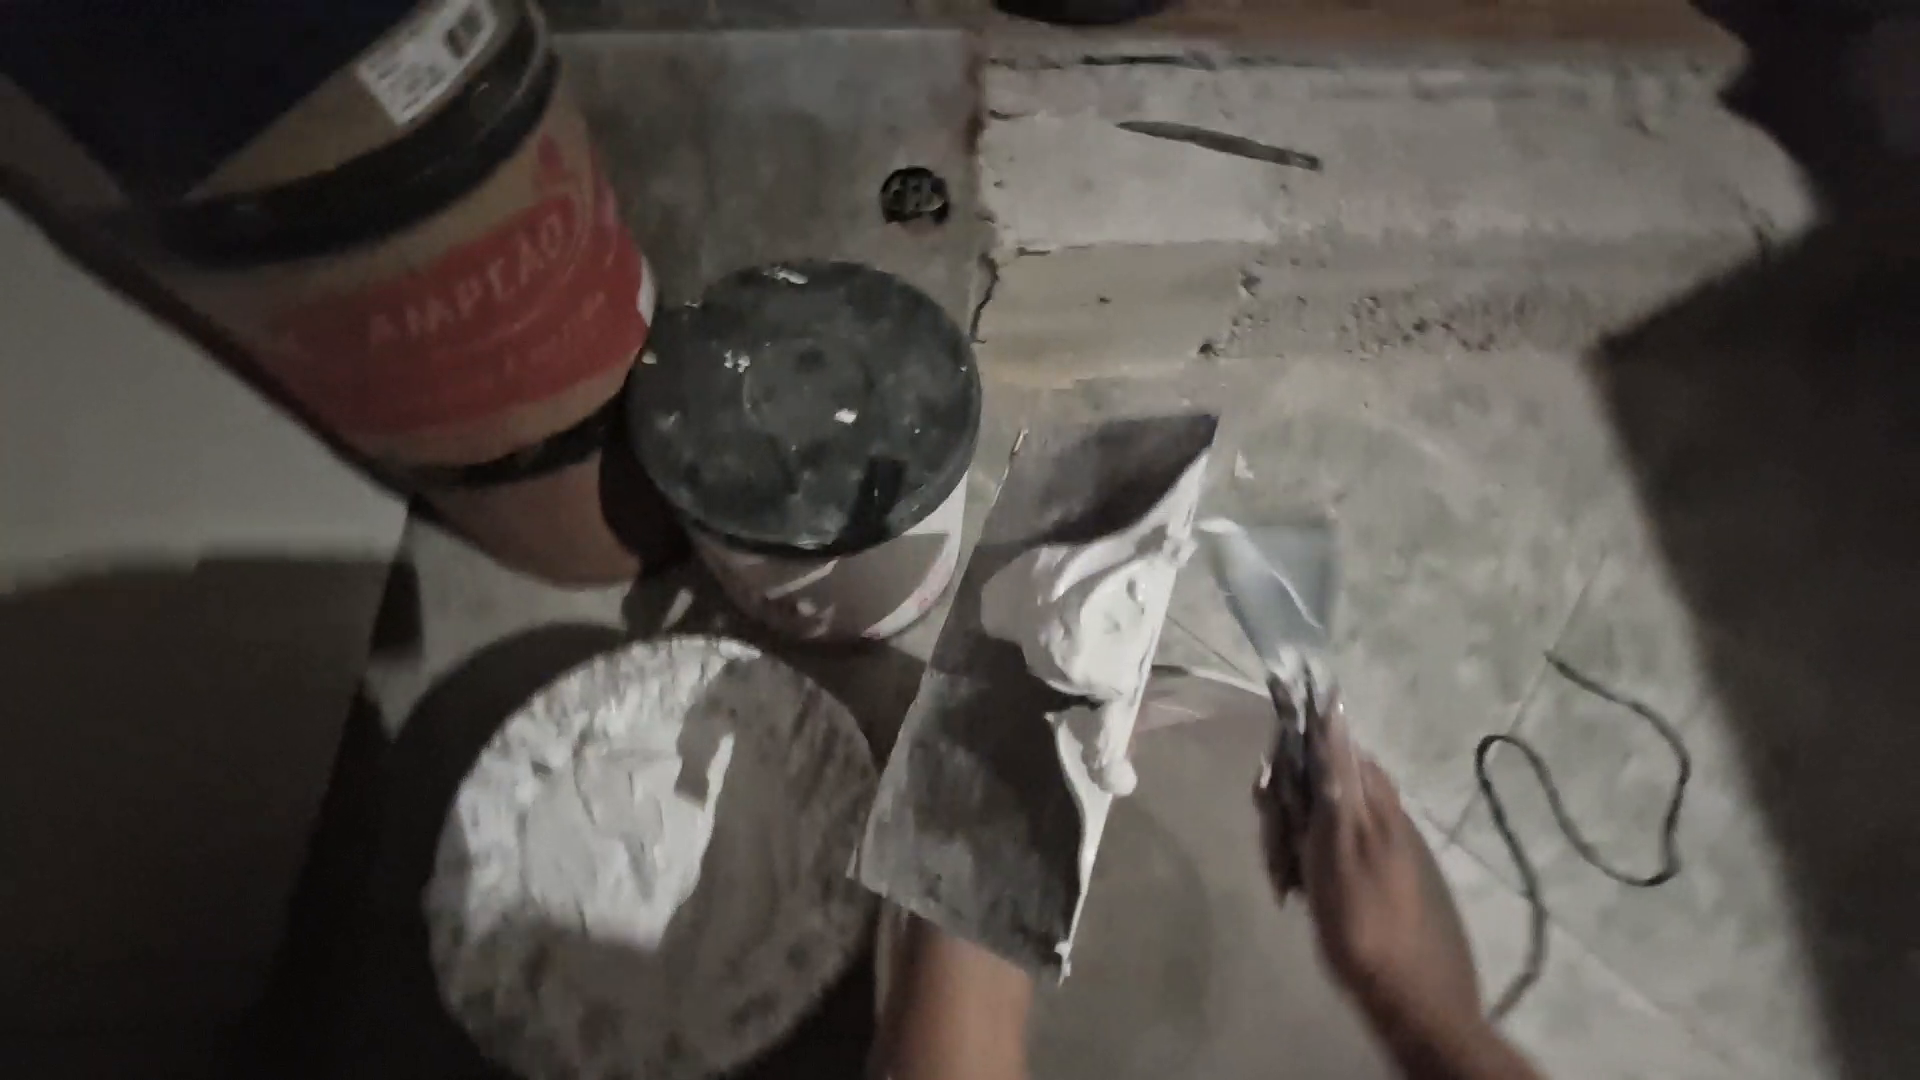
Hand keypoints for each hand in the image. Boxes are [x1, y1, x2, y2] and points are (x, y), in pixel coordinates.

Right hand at [1259, 704, 1481, 1039]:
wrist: (1409, 994)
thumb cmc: (1363, 921)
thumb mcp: (1337, 847)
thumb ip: (1334, 782)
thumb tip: (1334, 716)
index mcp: (1370, 801)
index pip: (1329, 744)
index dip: (1294, 751)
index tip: (1271, 785)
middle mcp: (1374, 812)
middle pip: (1314, 780)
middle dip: (1284, 806)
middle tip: (1276, 846)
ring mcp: (1372, 841)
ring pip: (1313, 814)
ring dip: (1288, 836)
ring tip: (1285, 875)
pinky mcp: (1366, 868)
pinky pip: (1323, 843)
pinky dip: (1303, 858)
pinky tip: (1297, 886)